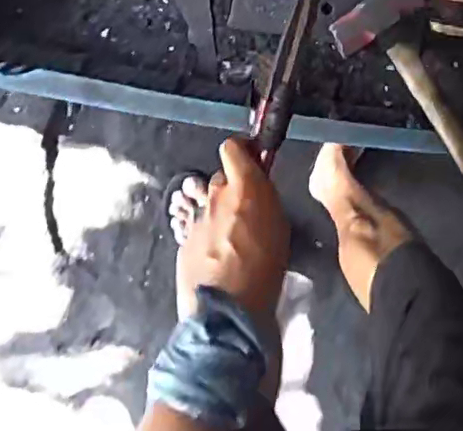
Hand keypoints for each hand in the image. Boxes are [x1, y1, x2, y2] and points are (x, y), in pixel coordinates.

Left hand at [176, 139, 288, 320]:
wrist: (227, 315)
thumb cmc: (265, 267)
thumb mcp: (279, 225)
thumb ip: (265, 198)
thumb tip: (258, 188)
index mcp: (244, 186)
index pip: (232, 147)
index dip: (241, 149)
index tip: (251, 159)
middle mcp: (216, 197)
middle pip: (222, 178)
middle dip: (233, 187)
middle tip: (246, 209)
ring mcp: (196, 220)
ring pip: (210, 205)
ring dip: (220, 213)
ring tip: (232, 238)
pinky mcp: (183, 243)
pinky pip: (199, 228)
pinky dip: (209, 236)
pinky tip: (218, 258)